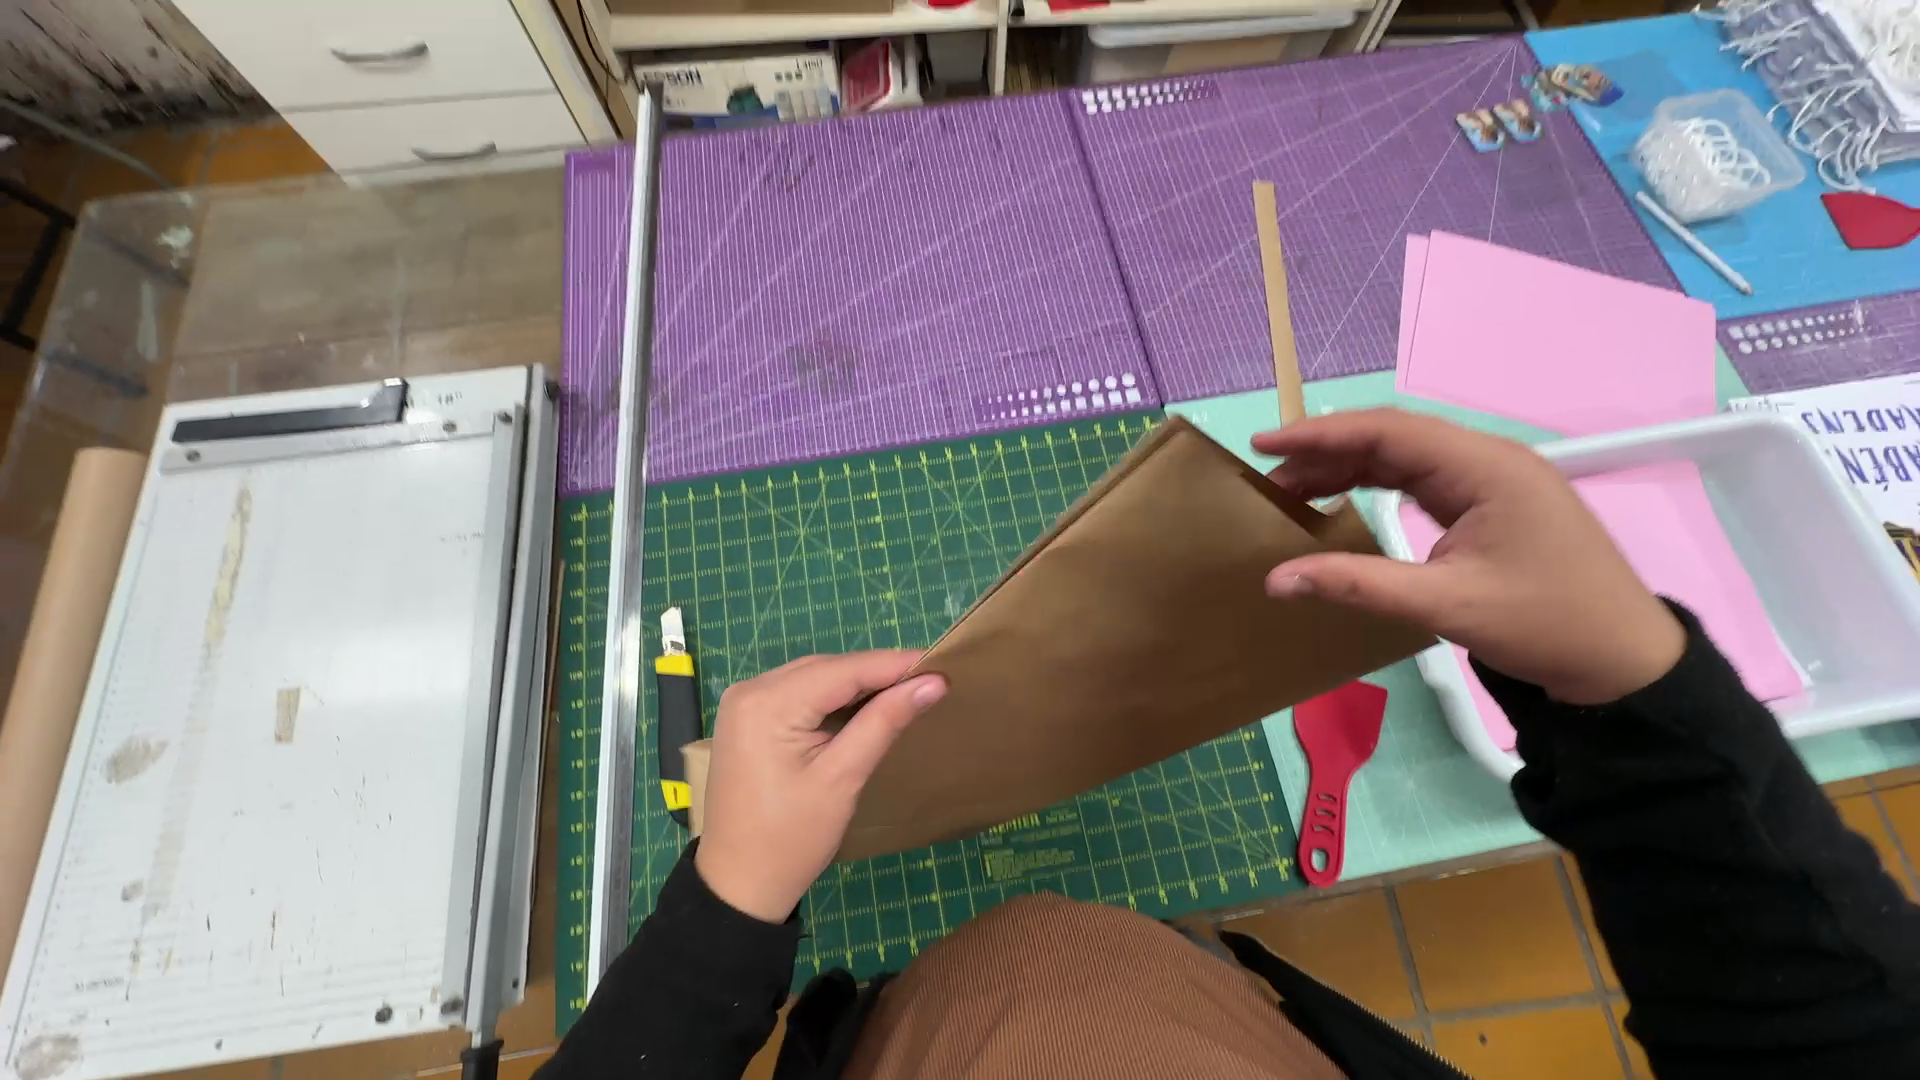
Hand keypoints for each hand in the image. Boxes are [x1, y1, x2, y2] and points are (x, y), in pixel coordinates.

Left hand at [695, 651, 946, 922]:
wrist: (738, 885)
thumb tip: (932, 683)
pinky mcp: (748, 716)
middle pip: (828, 668)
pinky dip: (834, 696)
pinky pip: (800, 692)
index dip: (895, 664)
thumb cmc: (791, 839)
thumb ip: (885, 722)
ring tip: (905, 690)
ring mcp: (745, 701)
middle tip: (928, 680)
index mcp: (768, 703)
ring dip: (857, 682)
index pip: (844, 670)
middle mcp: (751, 689)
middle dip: (878, 672)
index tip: (941, 664)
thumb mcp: (843, 778)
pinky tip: (865, 705)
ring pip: (815, 676)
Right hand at [1253, 408, 1684, 704]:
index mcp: (1485, 468)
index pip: (1388, 431)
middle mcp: (1486, 461)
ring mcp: (1488, 481)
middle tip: (1267, 477)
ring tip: (1290, 490)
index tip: (1265, 444)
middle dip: (1324, 452)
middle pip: (1391, 438)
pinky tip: (1338, 499)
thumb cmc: (1544, 625)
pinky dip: (1370, 484)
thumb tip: (1275, 580)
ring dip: (1344, 468)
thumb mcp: (1443, 604)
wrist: (1623, 662)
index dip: (1320, 434)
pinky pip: (1416, 479)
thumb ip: (1356, 584)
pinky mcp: (1486, 504)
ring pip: (1401, 457)